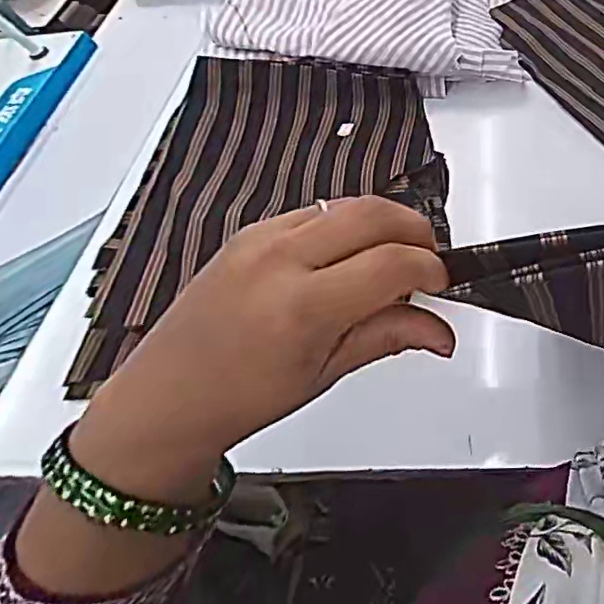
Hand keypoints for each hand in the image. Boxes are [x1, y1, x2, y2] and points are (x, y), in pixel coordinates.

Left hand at [20, 197, 451, 598]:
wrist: (164, 399)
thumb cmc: (234, 397)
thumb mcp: (326, 372)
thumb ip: (390, 336)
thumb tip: (440, 330)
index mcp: (300, 307)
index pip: (393, 264)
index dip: (431, 270)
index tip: (440, 283)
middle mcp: (278, 260)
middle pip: (376, 213)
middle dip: (417, 230)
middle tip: (427, 261)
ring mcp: (260, 239)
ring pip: (349, 204)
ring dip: (385, 222)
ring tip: (392, 260)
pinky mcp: (251, 231)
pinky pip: (317, 210)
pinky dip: (349, 223)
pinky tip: (352, 254)